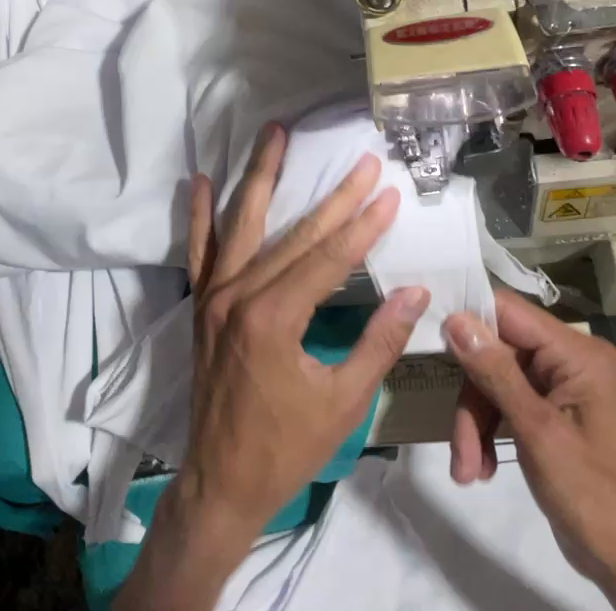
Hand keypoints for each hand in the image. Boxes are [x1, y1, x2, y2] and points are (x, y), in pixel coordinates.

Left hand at [116, 125, 430, 610]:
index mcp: (272, 319)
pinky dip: (200, 215)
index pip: (327, 259)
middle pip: (293, 235)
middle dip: (332, 198)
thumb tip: (416, 293)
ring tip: (274, 133)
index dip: (362, 226)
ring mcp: (213, 297)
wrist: (220, 482)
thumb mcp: (343, 402)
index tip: (389, 192)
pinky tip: (199, 181)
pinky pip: (199, 251)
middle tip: (361, 160)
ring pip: (240, 224)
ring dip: (260, 177)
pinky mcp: (201, 306)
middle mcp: (237, 296)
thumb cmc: (286, 447)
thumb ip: (378, 342)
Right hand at [446, 292, 615, 610]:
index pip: (509, 312)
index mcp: (577, 353)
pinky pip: (507, 404)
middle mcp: (570, 359)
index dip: (468, 322)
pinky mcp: (552, 412)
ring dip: (476, 426)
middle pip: (497, 353)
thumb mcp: (538, 432)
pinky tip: (481, 469)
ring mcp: (561, 386)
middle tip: (459, 450)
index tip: (431, 343)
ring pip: (496, 382)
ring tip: (468, 471)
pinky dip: (489, 433)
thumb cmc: (593, 495)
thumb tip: (457, 319)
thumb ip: (496, 373)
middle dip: (473, 401)